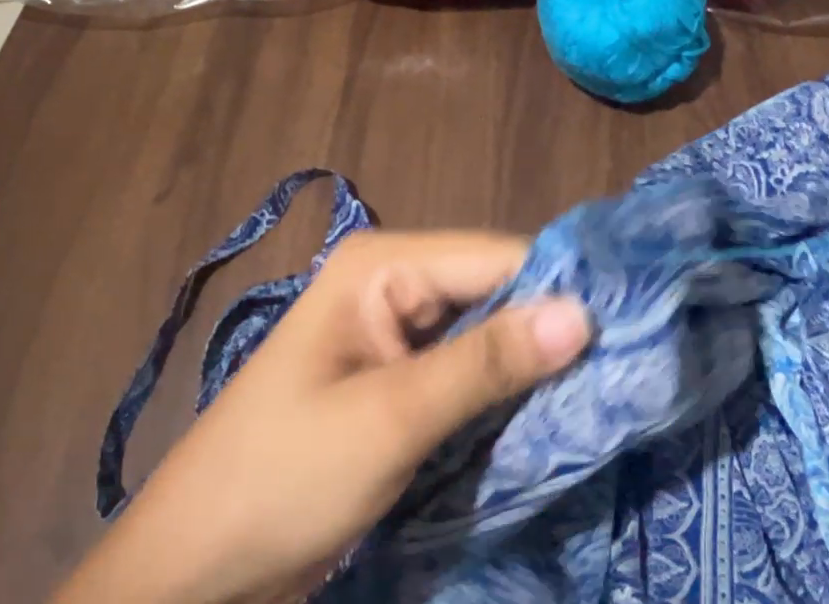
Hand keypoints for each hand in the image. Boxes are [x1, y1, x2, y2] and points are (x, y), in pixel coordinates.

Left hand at [53, 230, 590, 603]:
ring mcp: (395, 334)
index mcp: (381, 266)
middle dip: (551, 330)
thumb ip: (487, 364)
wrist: (195, 571)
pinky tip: (552, 413)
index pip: (497, 257)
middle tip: (629, 368)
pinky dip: (505, 392)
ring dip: (533, 365)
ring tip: (606, 391)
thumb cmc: (282, 480)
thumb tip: (585, 313)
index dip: (562, 290)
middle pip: (496, 291)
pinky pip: (468, 371)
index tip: (633, 328)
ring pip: (488, 333)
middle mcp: (393, 283)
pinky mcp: (398, 381)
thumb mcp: (391, 419)